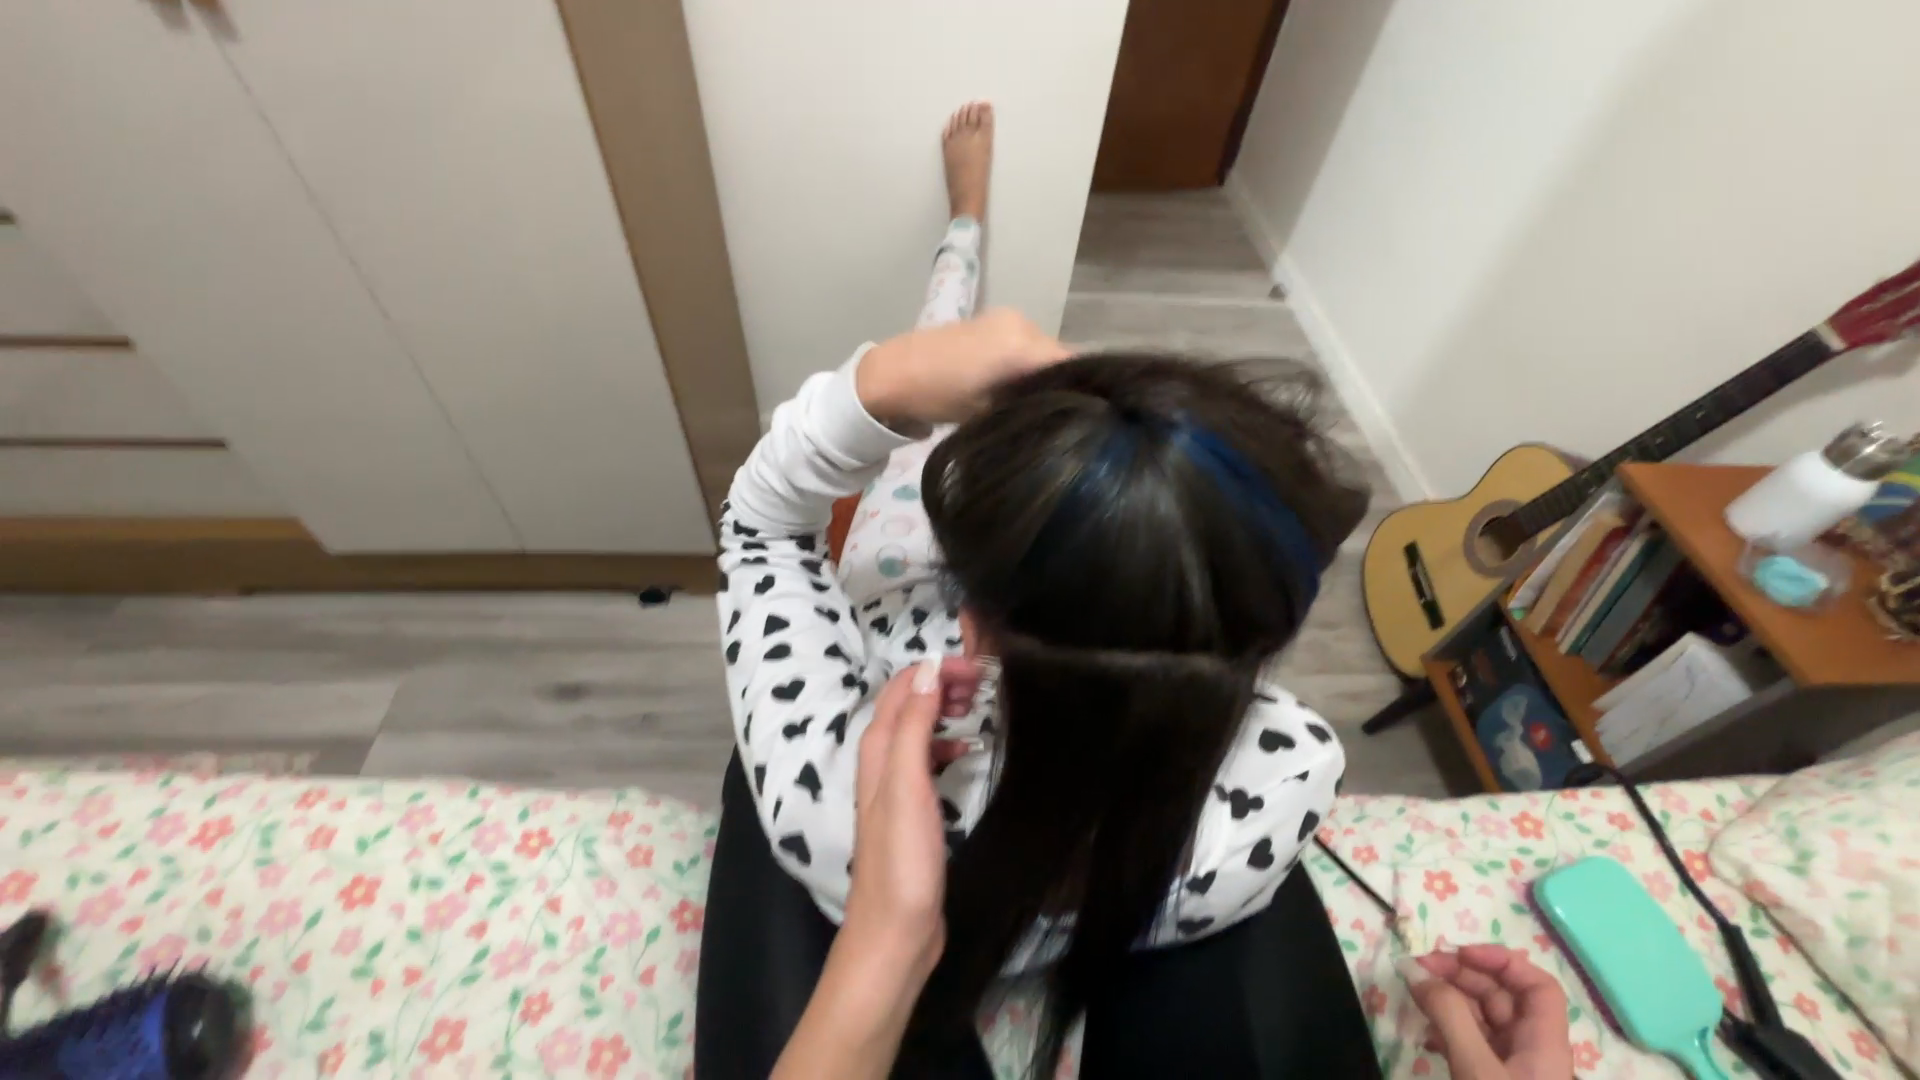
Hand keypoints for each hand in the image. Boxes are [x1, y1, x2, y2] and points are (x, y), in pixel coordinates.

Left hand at [840, 656, 981, 978]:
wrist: (895, 929)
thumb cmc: (903, 856)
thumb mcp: (908, 784)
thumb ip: (914, 725)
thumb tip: (926, 670)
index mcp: (878, 747)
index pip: (904, 686)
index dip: (937, 668)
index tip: (978, 668)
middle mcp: (881, 759)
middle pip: (909, 701)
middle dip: (942, 683)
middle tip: (983, 684)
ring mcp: (894, 784)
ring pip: (918, 727)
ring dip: (944, 709)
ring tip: (977, 707)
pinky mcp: (910, 807)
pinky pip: (926, 757)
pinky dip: (946, 743)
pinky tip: (968, 749)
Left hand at [856, 308, 1071, 429]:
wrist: (892, 373)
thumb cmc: (938, 397)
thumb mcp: (989, 411)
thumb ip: (1028, 405)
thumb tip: (1056, 410)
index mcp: (1021, 345)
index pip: (1071, 366)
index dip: (1080, 390)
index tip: (1080, 414)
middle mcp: (1021, 323)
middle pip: (1058, 355)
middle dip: (1060, 381)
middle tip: (1056, 413)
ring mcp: (1006, 318)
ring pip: (1041, 349)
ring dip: (1042, 371)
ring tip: (1032, 401)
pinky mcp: (991, 320)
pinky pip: (1024, 342)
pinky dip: (1025, 361)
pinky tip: (1015, 384)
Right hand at [1401, 945, 1573, 1079]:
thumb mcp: (1474, 1068)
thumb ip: (1446, 1014)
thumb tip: (1416, 968)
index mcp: (1544, 1045)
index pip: (1536, 986)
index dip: (1500, 960)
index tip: (1456, 951)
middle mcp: (1533, 1052)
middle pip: (1503, 997)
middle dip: (1460, 975)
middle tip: (1417, 969)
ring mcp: (1512, 1070)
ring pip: (1483, 1018)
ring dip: (1448, 1000)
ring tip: (1414, 998)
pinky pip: (1471, 1042)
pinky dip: (1446, 1028)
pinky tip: (1425, 1036)